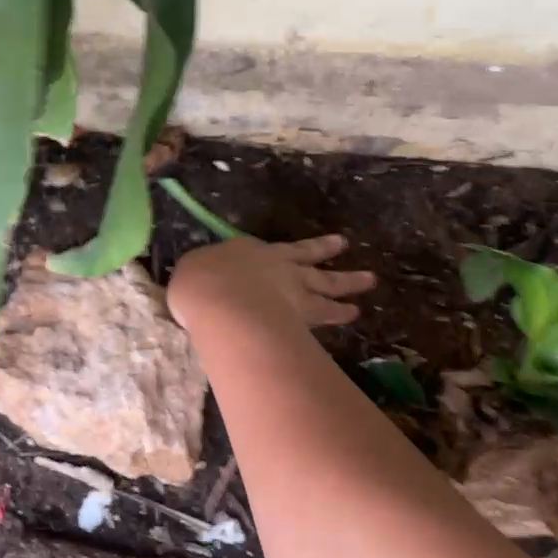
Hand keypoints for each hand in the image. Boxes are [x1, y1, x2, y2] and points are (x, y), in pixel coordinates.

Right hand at [167, 235, 376, 330]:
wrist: (222, 304)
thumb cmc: (199, 285)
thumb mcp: (190, 278)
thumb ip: (200, 282)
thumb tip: (197, 289)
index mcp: (245, 251)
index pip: (266, 249)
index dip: (279, 249)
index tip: (288, 249)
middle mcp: (275, 264)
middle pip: (305, 255)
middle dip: (324, 249)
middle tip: (343, 243)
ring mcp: (294, 287)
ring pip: (326, 283)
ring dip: (347, 281)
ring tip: (368, 280)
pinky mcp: (306, 313)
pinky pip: (328, 313)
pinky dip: (341, 313)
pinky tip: (353, 314)